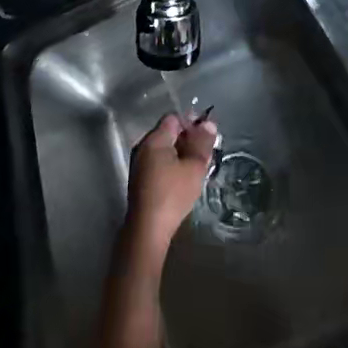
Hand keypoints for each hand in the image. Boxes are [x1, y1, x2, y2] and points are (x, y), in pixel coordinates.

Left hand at [125, 114, 216, 249]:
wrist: (148, 228)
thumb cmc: (173, 193)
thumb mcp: (194, 166)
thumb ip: (202, 143)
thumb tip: (208, 123)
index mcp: (154, 140)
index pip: (174, 118)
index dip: (192, 122)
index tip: (208, 134)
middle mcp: (143, 148)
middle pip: (168, 133)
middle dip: (189, 138)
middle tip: (208, 151)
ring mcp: (139, 165)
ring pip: (165, 149)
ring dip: (182, 153)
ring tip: (200, 165)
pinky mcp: (140, 180)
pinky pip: (159, 163)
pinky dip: (173, 165)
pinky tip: (185, 178)